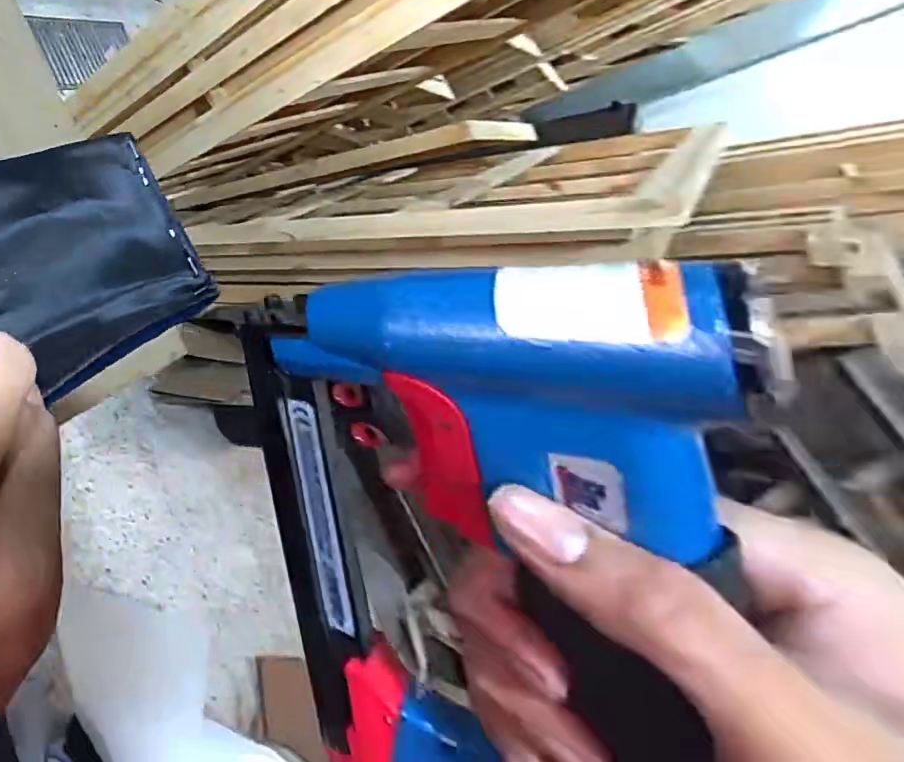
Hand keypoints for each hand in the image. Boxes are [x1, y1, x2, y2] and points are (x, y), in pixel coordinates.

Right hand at [452, 487, 903, 761]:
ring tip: (568, 750)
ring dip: (516, 687)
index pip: (604, 482)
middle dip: (511, 623)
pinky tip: (565, 754)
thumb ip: (665, 614)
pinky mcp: (613, 690)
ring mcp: (644, 644)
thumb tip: (515, 507)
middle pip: (532, 554)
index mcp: (766, 566)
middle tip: (542, 686)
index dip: (507, 473)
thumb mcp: (795, 730)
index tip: (410, 476)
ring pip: (511, 616)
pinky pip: (519, 670)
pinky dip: (523, 718)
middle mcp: (693, 589)